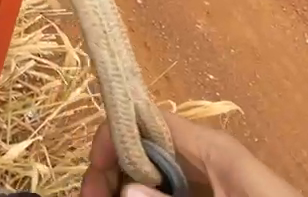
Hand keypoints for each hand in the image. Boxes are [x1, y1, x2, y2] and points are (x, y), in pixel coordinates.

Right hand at [79, 111, 301, 196]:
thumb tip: (124, 190)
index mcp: (211, 148)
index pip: (141, 118)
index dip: (109, 141)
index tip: (92, 182)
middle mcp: (208, 156)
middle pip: (143, 151)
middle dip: (113, 176)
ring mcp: (215, 183)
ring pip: (156, 177)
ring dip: (129, 191)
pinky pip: (176, 193)